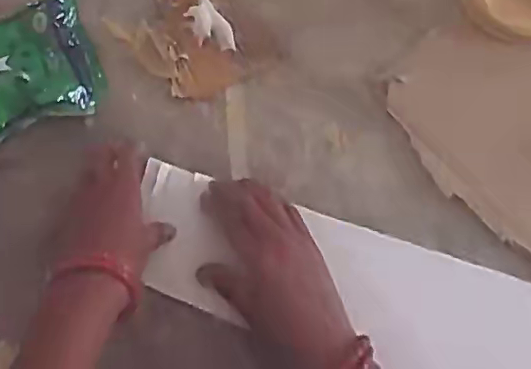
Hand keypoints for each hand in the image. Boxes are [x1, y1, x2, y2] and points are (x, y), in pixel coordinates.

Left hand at [56, 143, 175, 282]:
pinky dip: (82, 195)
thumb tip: (169, 229)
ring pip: (85, 171)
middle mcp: (100, 182)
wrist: (89, 280)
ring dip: (94, 171)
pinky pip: (74, 195)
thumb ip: (156, 232)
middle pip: (101, 152)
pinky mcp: (65, 213)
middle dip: (109, 150)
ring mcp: (80, 196)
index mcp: (123, 184)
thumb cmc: (126, 256)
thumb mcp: (145, 243)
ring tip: (102, 180)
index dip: (133, 149)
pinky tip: (88, 206)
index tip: (139, 150)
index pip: (128, 153)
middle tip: (118, 155)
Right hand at [198, 179, 357, 368]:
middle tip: (216, 187)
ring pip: (270, 198)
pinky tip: (269, 200)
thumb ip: (226, 284)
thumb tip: (203, 271)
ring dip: (252, 188)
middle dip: (230, 190)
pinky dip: (274, 199)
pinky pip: (289, 209)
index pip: (232, 218)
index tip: (205, 198)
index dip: (216, 204)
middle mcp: (277, 237)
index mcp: (259, 254)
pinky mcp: (309, 240)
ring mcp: (295, 235)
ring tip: (238, 186)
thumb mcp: (250, 309)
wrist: (326, 343)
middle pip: (250, 200)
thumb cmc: (285, 329)